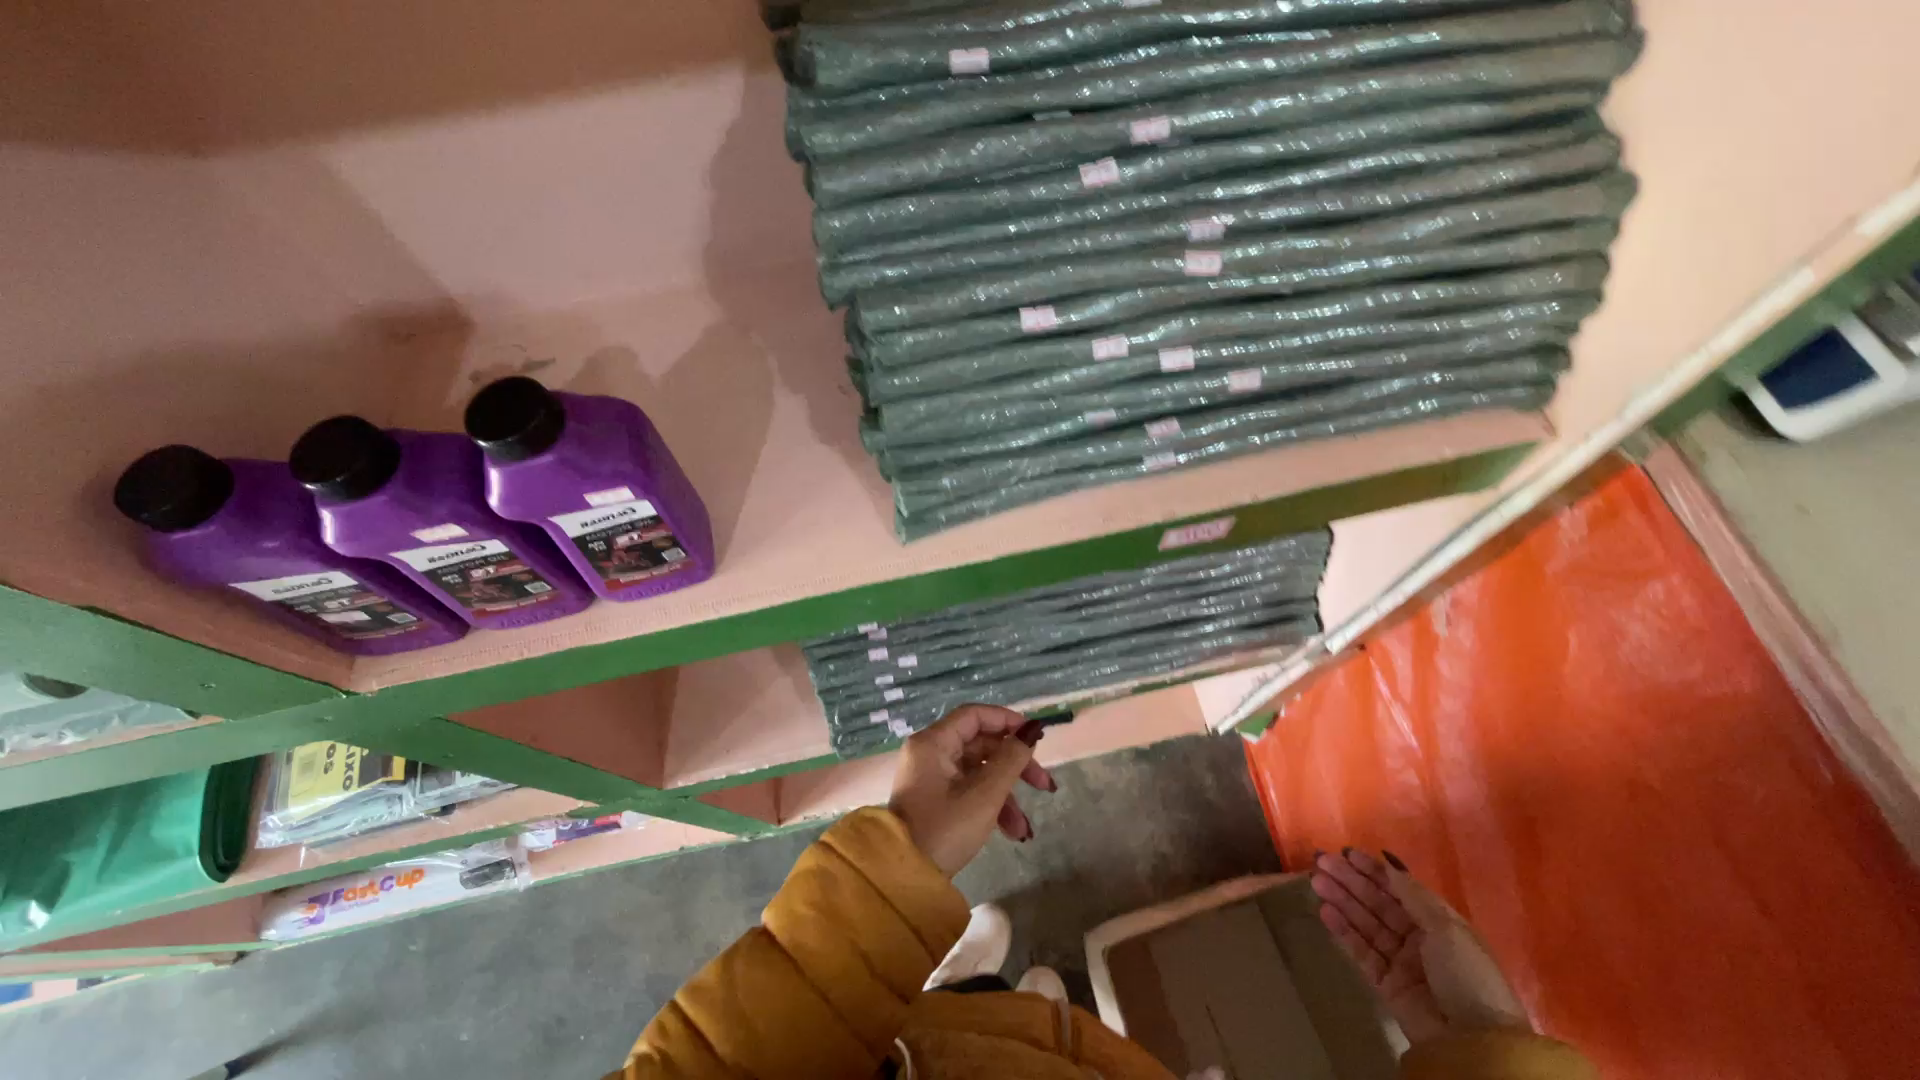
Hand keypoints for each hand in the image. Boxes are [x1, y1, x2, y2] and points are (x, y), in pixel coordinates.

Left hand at [888, 705, 1056, 876]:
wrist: (905, 878)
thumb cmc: (945, 829)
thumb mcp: (984, 795)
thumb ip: (1011, 759)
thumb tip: (1031, 731)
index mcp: (934, 743)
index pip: (975, 715)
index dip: (1008, 721)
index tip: (1036, 738)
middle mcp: (931, 754)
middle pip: (982, 745)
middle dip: (1016, 767)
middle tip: (1045, 785)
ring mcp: (932, 778)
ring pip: (980, 773)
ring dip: (1007, 796)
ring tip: (1025, 829)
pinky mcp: (936, 800)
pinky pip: (970, 791)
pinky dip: (991, 807)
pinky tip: (1012, 833)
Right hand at [1312, 849, 1529, 1045]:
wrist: (1473, 1041)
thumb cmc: (1467, 976)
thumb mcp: (1447, 929)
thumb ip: (1413, 896)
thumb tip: (1389, 865)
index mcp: (1440, 923)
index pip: (1401, 889)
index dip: (1374, 871)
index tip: (1347, 853)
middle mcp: (1418, 938)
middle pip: (1378, 903)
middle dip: (1351, 881)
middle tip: (1321, 861)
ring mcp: (1400, 961)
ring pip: (1365, 924)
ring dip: (1341, 901)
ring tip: (1316, 881)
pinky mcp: (1385, 983)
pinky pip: (1360, 951)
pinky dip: (1342, 931)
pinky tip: (1325, 912)